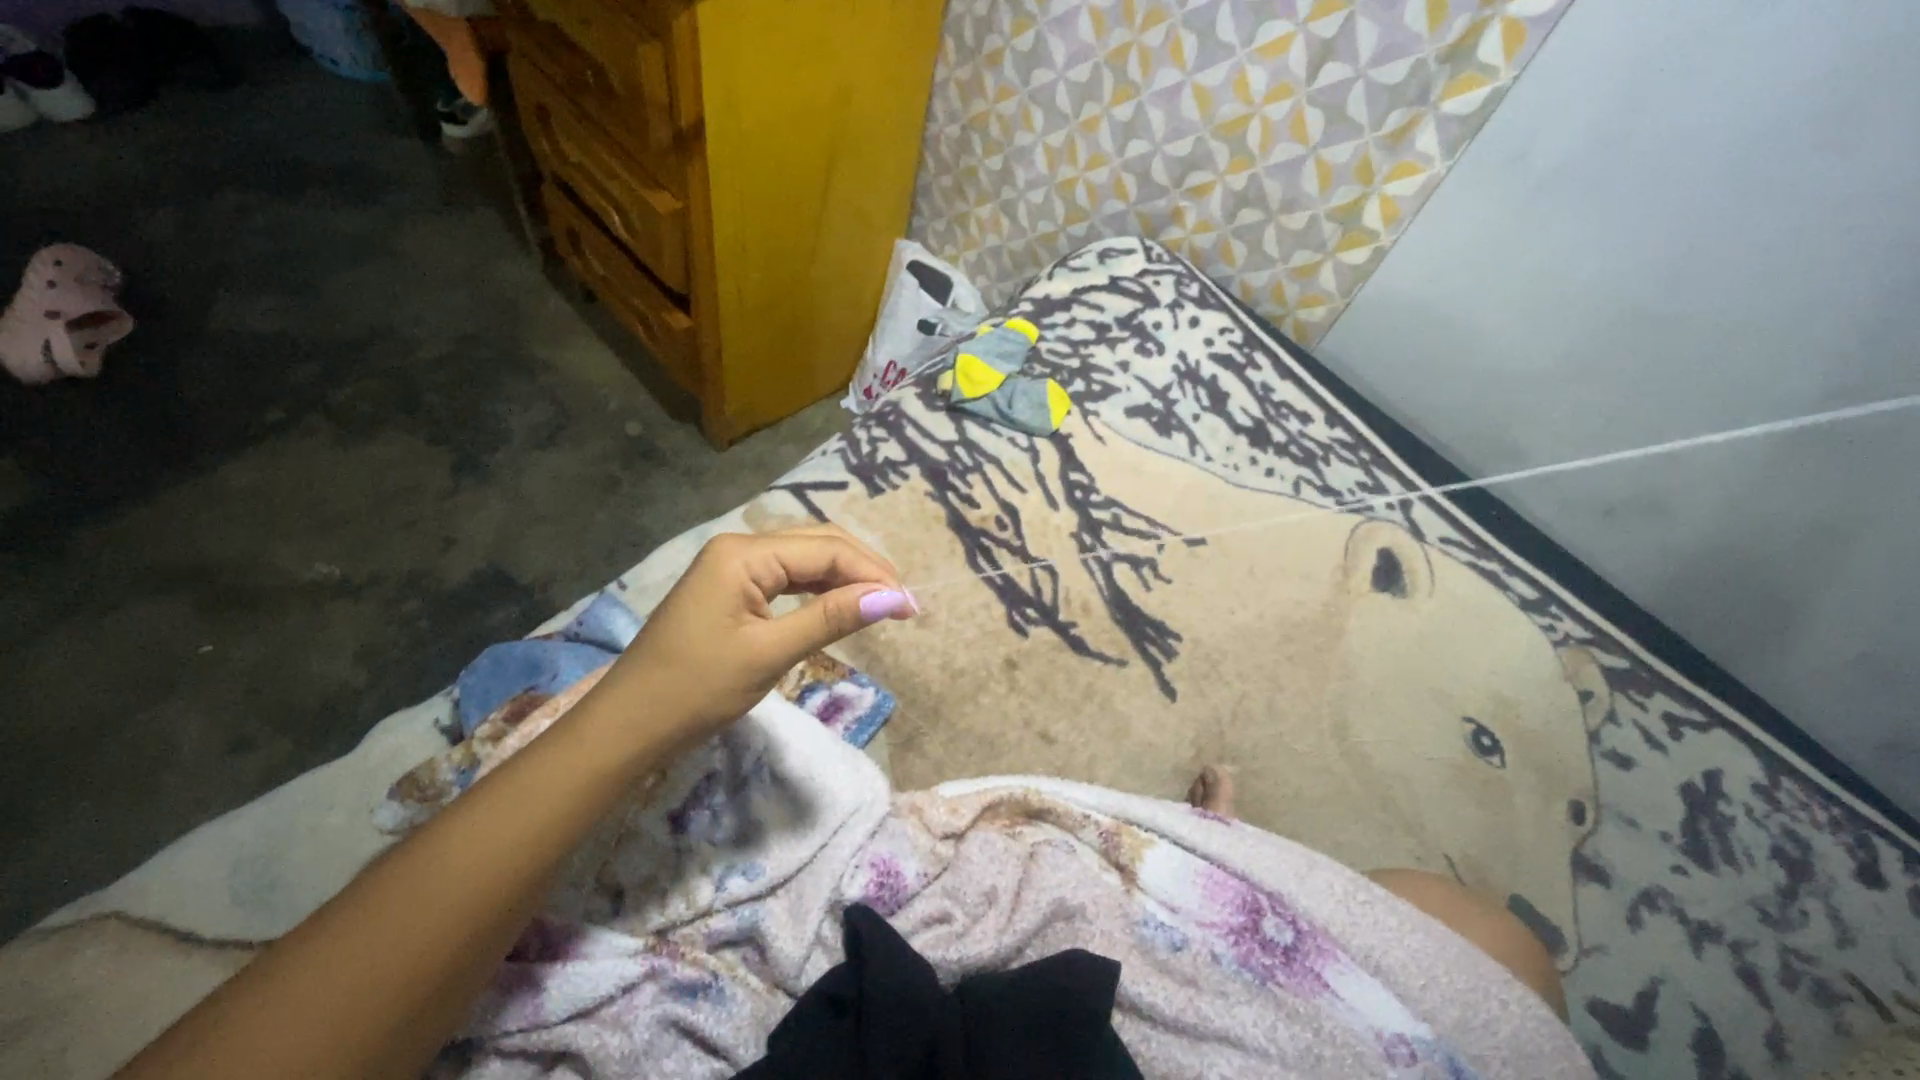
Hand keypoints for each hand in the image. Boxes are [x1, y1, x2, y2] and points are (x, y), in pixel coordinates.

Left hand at [595, 525, 916, 749]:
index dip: (873, 574)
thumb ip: (831, 619)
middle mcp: (739, 548)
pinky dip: (819, 592)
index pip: (825, 550)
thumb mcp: (769, 654)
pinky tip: (843, 606)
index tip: (911, 607)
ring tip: (883, 605)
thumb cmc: (696, 690)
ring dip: (845, 579)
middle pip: (817, 545)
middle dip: (864, 570)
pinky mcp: (731, 590)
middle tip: (903, 605)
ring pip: (804, 561)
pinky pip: (786, 580)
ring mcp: (732, 568)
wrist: (630, 724)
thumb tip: (893, 598)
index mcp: (744, 554)